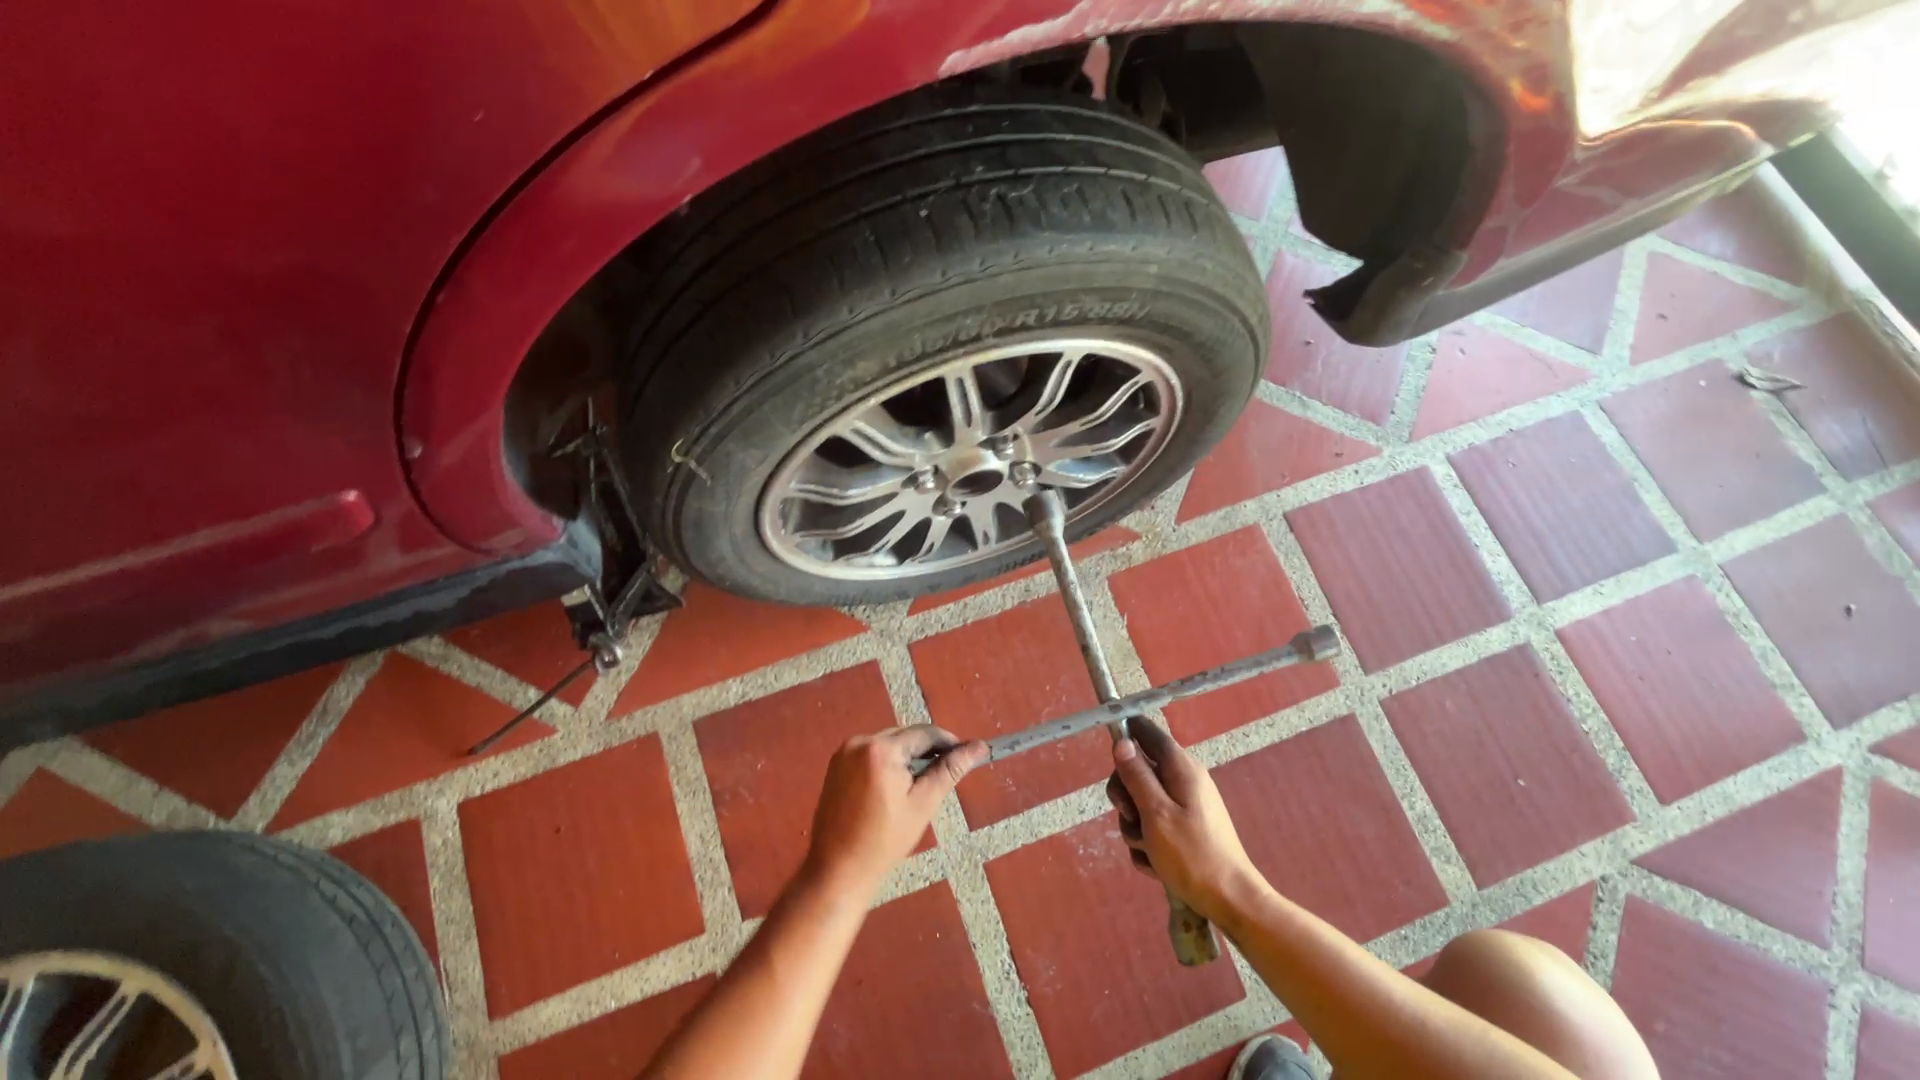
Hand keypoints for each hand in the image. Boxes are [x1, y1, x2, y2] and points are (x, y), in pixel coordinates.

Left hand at [803, 725, 987, 895]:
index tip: (966, 756)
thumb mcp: (923, 804)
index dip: (949, 743)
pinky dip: (887, 763)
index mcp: (881, 749)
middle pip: (905, 736)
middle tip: (943, 776)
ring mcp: (844, 752)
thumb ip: (950, 770)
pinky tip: (894, 788)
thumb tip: (979, 746)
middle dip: (926, 751)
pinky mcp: (836, 764)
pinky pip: (871, 753)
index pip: (925, 733)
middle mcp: (859, 741)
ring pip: (888, 743)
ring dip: (907, 757)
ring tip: (919, 786)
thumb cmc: (885, 840)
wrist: (838, 868)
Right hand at [1106, 721, 1262, 921]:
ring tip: (1150, 851)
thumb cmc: (1192, 855)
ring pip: (1140, 804)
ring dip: (1136, 829)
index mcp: (1181, 769)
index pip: (1147, 732)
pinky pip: (1152, 827)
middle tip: (1134, 820)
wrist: (1228, 900)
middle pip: (1137, 772)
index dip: (1125, 736)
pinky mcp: (1183, 829)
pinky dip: (1148, 845)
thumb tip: (1121, 741)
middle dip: (1126, 799)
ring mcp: (1183, 806)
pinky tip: (1156, 863)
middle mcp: (1183, 781)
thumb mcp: (1156, 813)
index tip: (1112, 760)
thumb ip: (1137, 776)